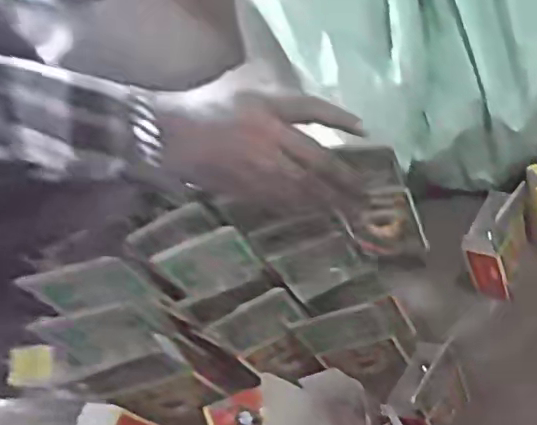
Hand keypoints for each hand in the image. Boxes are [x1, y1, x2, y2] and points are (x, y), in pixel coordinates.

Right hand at [150, 65, 370, 209]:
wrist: (166, 134)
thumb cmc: (207, 109)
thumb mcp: (244, 94)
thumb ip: (281, 107)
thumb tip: (321, 120)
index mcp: (263, 107)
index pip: (309, 109)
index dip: (337, 118)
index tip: (364, 130)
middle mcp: (266, 136)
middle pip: (319, 161)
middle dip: (348, 181)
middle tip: (370, 196)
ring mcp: (260, 165)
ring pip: (309, 188)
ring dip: (336, 202)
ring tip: (356, 213)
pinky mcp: (252, 189)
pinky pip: (290, 203)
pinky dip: (312, 211)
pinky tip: (328, 218)